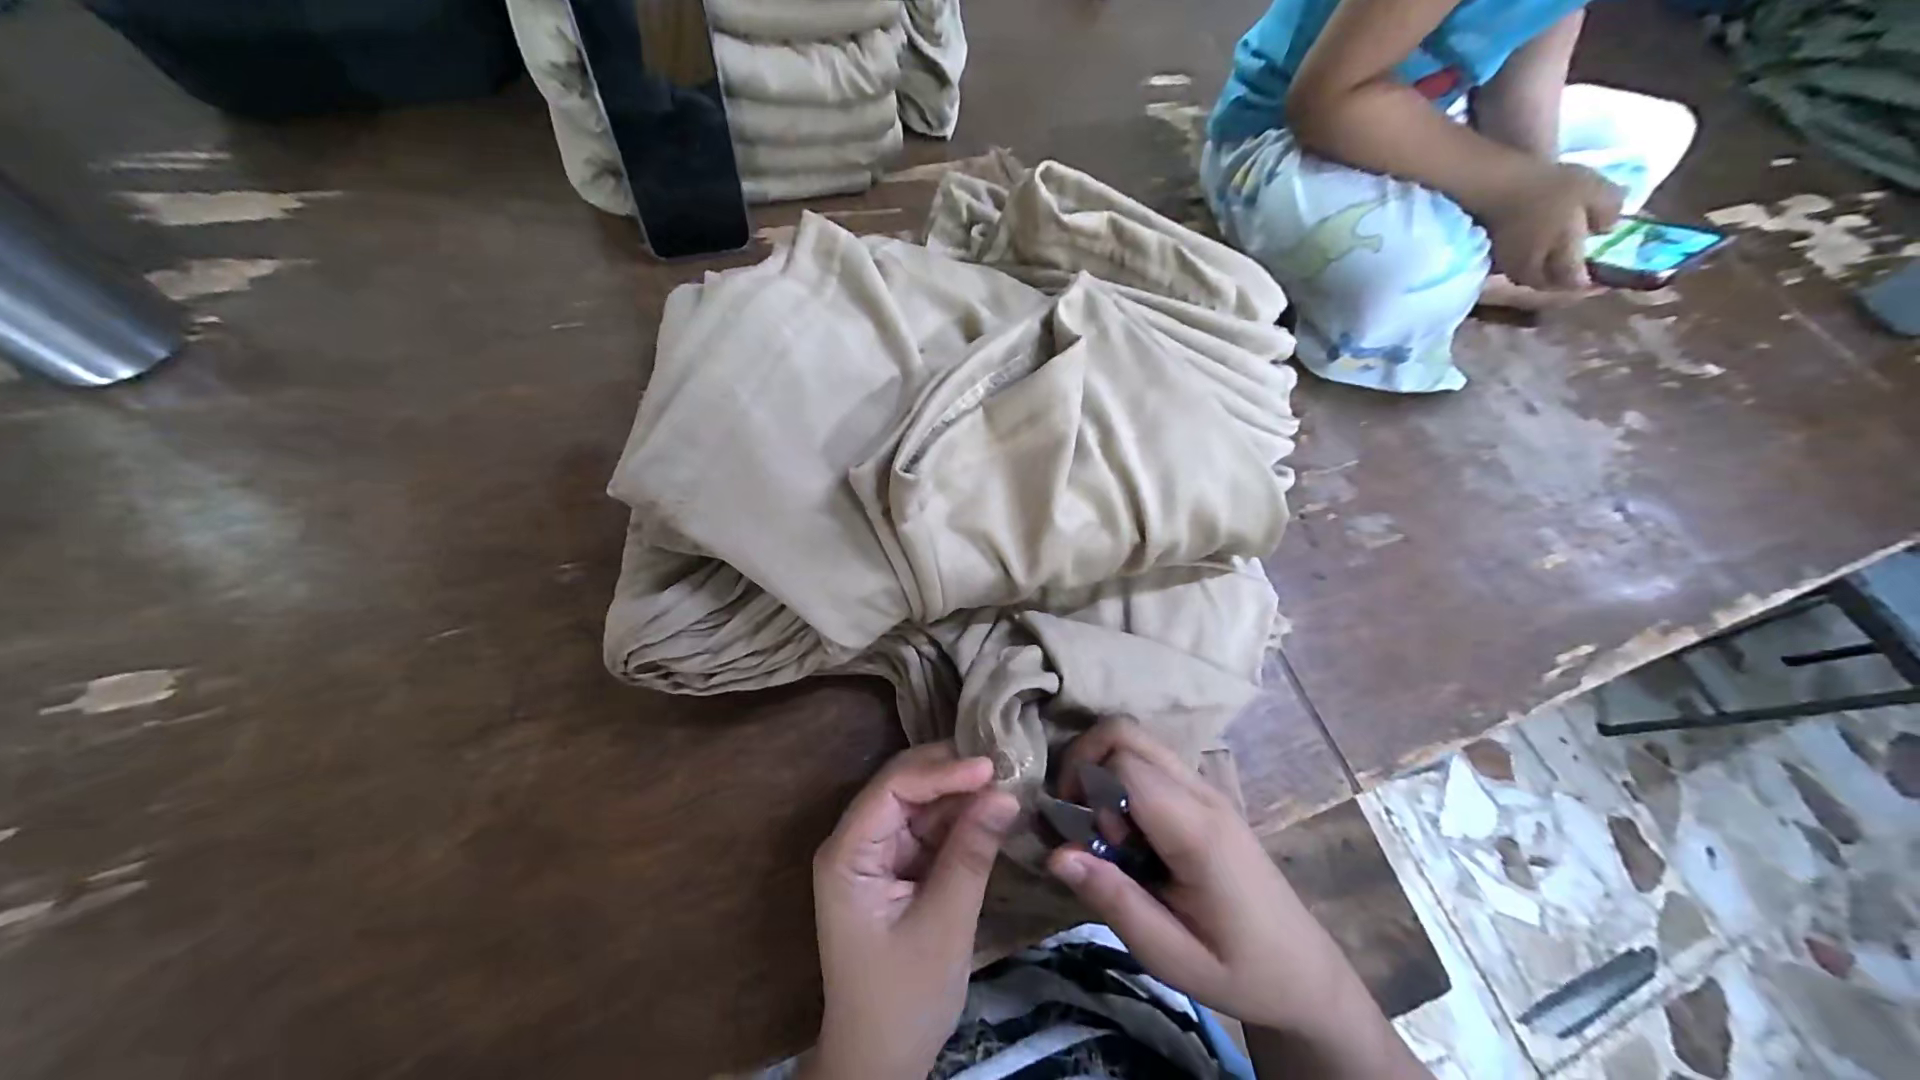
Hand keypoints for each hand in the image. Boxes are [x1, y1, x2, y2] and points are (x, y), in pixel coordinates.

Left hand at [802, 743, 1019, 1079]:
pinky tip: (991, 809)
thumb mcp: (943, 926)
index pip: (893, 788)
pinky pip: (930, 829)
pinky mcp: (897, 867)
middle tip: (1005, 764)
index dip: (941, 770)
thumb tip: (1006, 794)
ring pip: (920, 804)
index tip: (991, 765)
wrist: (881, 1057)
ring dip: (961, 794)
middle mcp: (856, 842)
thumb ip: (971, 855)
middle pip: (903, 787)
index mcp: (847, 854)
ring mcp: (876, 854)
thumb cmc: (904, 998)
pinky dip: (961, 819)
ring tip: (1007, 780)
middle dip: (952, 774)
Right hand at [1042, 719, 1359, 1033]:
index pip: (1124, 763)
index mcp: (1197, 830)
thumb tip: (1056, 853)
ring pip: (1138, 741)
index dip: (1089, 788)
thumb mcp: (1171, 956)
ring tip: (1102, 827)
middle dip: (1084, 759)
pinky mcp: (1206, 796)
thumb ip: (1115, 901)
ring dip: (1103, 768)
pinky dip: (1121, 777)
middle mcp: (1202, 794)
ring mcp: (1208, 790)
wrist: (1305, 972)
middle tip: (1076, 812)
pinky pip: (1151, 762)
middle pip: (1127, 733)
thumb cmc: (1239, 970)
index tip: (1088, 837)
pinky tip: (1126, 829)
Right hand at [1484, 162, 1622, 290]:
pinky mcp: (1495, 255)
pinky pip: (1514, 269)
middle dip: (1563, 282)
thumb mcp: (1596, 190)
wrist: (1499, 186)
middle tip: (1578, 271)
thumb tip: (1609, 228)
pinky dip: (1526, 266)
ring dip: (1543, 276)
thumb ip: (1610, 211)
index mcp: (1561, 256)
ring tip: (1554, 264)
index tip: (1604, 280)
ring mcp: (1510, 263)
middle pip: (1548, 285)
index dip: (1591, 284)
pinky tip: (1532, 254)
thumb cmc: (1551, 188)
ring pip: (1529, 279)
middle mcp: (1534, 266)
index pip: (1575, 281)